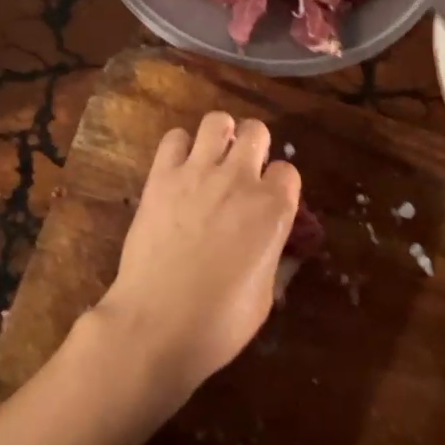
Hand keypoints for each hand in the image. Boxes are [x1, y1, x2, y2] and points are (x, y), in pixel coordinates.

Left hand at [92, 111, 301, 393]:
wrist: (156, 323)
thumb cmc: (219, 323)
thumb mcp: (264, 297)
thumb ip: (275, 259)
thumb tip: (279, 246)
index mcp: (273, 209)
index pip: (288, 171)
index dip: (279, 185)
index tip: (270, 200)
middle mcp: (239, 179)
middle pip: (256, 131)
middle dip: (254, 146)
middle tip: (242, 171)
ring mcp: (197, 172)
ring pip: (216, 122)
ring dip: (220, 135)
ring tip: (213, 157)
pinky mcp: (161, 176)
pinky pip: (174, 138)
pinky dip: (180, 147)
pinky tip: (179, 168)